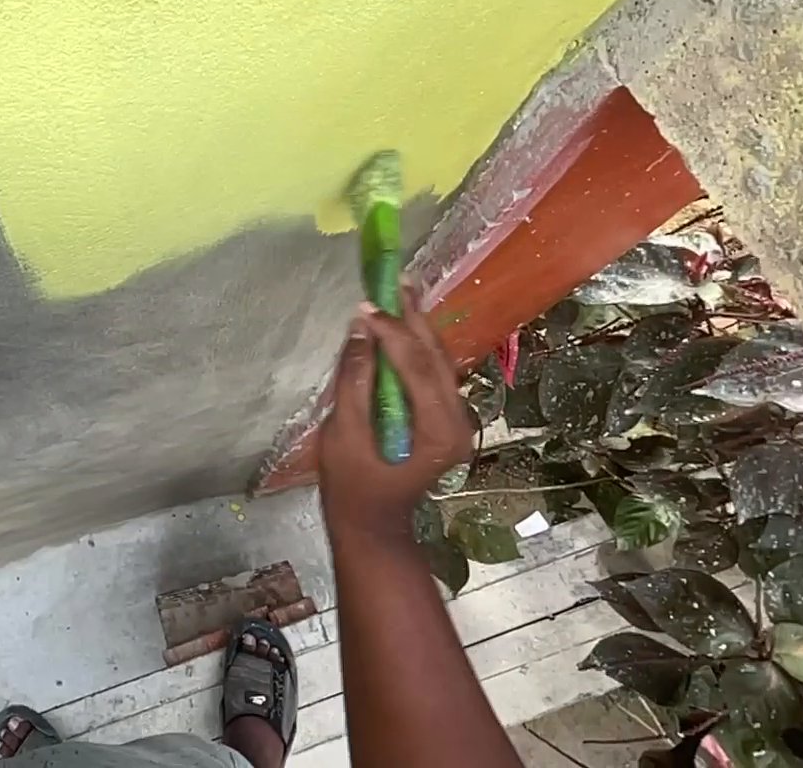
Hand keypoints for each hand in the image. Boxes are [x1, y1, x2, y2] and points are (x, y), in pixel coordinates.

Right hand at [317, 282, 474, 540]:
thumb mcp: (344, 433)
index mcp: (437, 429)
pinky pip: (432, 373)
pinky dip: (416, 347)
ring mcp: (455, 421)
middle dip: (413, 317)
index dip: (390, 330)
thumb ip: (354, 381)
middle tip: (395, 279)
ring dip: (417, 327)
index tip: (363, 306)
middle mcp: (458, 421)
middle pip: (435, 357)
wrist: (373, 524)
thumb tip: (360, 331)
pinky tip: (401, 327)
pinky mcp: (444, 419)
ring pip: (438, 362)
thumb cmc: (353, 484)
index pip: (415, 364)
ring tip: (398, 292)